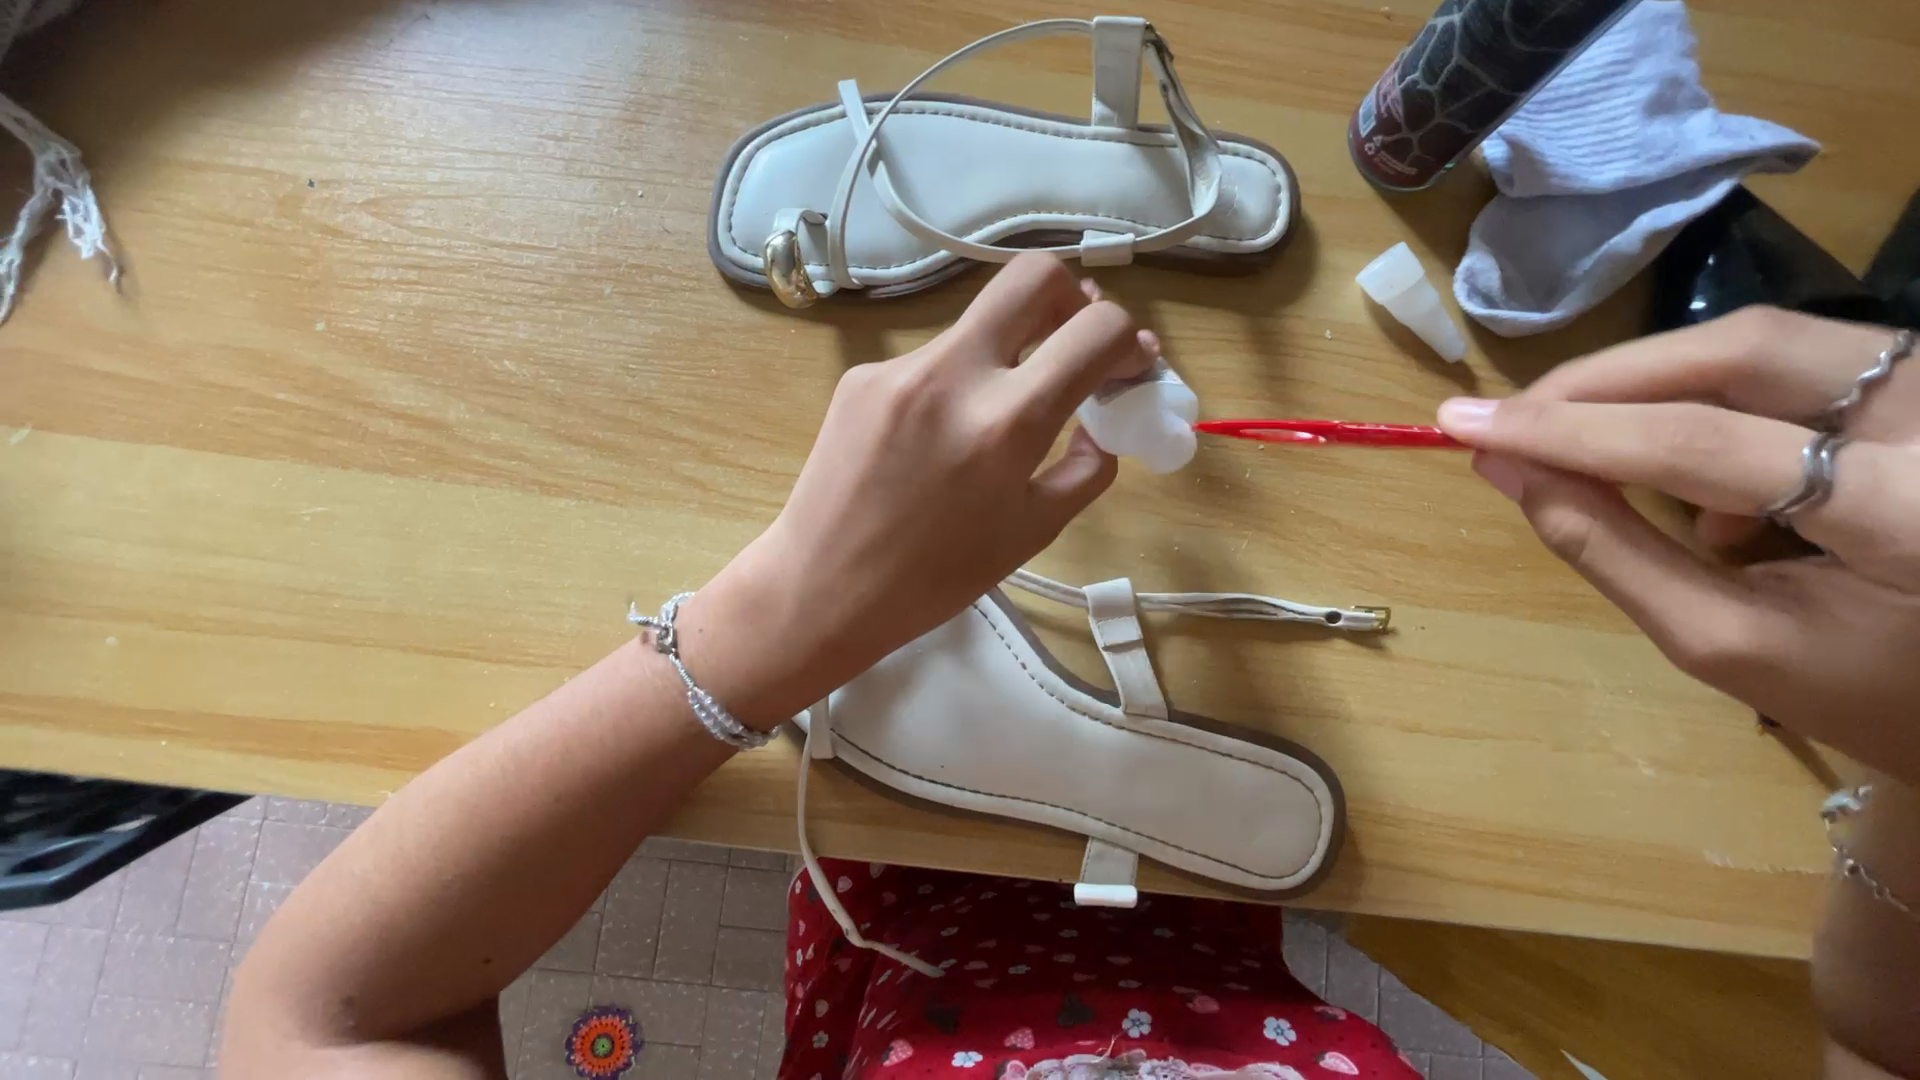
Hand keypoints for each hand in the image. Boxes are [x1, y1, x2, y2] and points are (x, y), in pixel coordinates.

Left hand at [682, 253, 1156, 726]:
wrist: (823, 588)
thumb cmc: (936, 578)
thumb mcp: (1033, 531)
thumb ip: (1087, 466)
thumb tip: (1103, 418)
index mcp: (1005, 422)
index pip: (1097, 329)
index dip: (1127, 343)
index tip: (1124, 371)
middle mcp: (951, 373)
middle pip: (1033, 276)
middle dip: (1072, 300)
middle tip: (1073, 348)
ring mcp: (899, 367)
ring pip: (977, 325)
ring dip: (1009, 353)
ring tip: (997, 417)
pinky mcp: (861, 375)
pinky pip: (932, 360)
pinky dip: (956, 384)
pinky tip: (937, 437)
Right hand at [1435, 307, 1919, 783]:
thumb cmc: (1862, 690)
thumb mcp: (1718, 639)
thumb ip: (1604, 547)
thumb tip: (1503, 468)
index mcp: (1909, 517)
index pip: (1697, 445)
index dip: (1567, 431)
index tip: (1462, 423)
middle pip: (1740, 352)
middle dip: (1601, 380)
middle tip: (1511, 417)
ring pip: (1759, 342)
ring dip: (1641, 382)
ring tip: (1574, 441)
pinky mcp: (1917, 385)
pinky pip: (1782, 362)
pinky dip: (1696, 398)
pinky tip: (1679, 469)